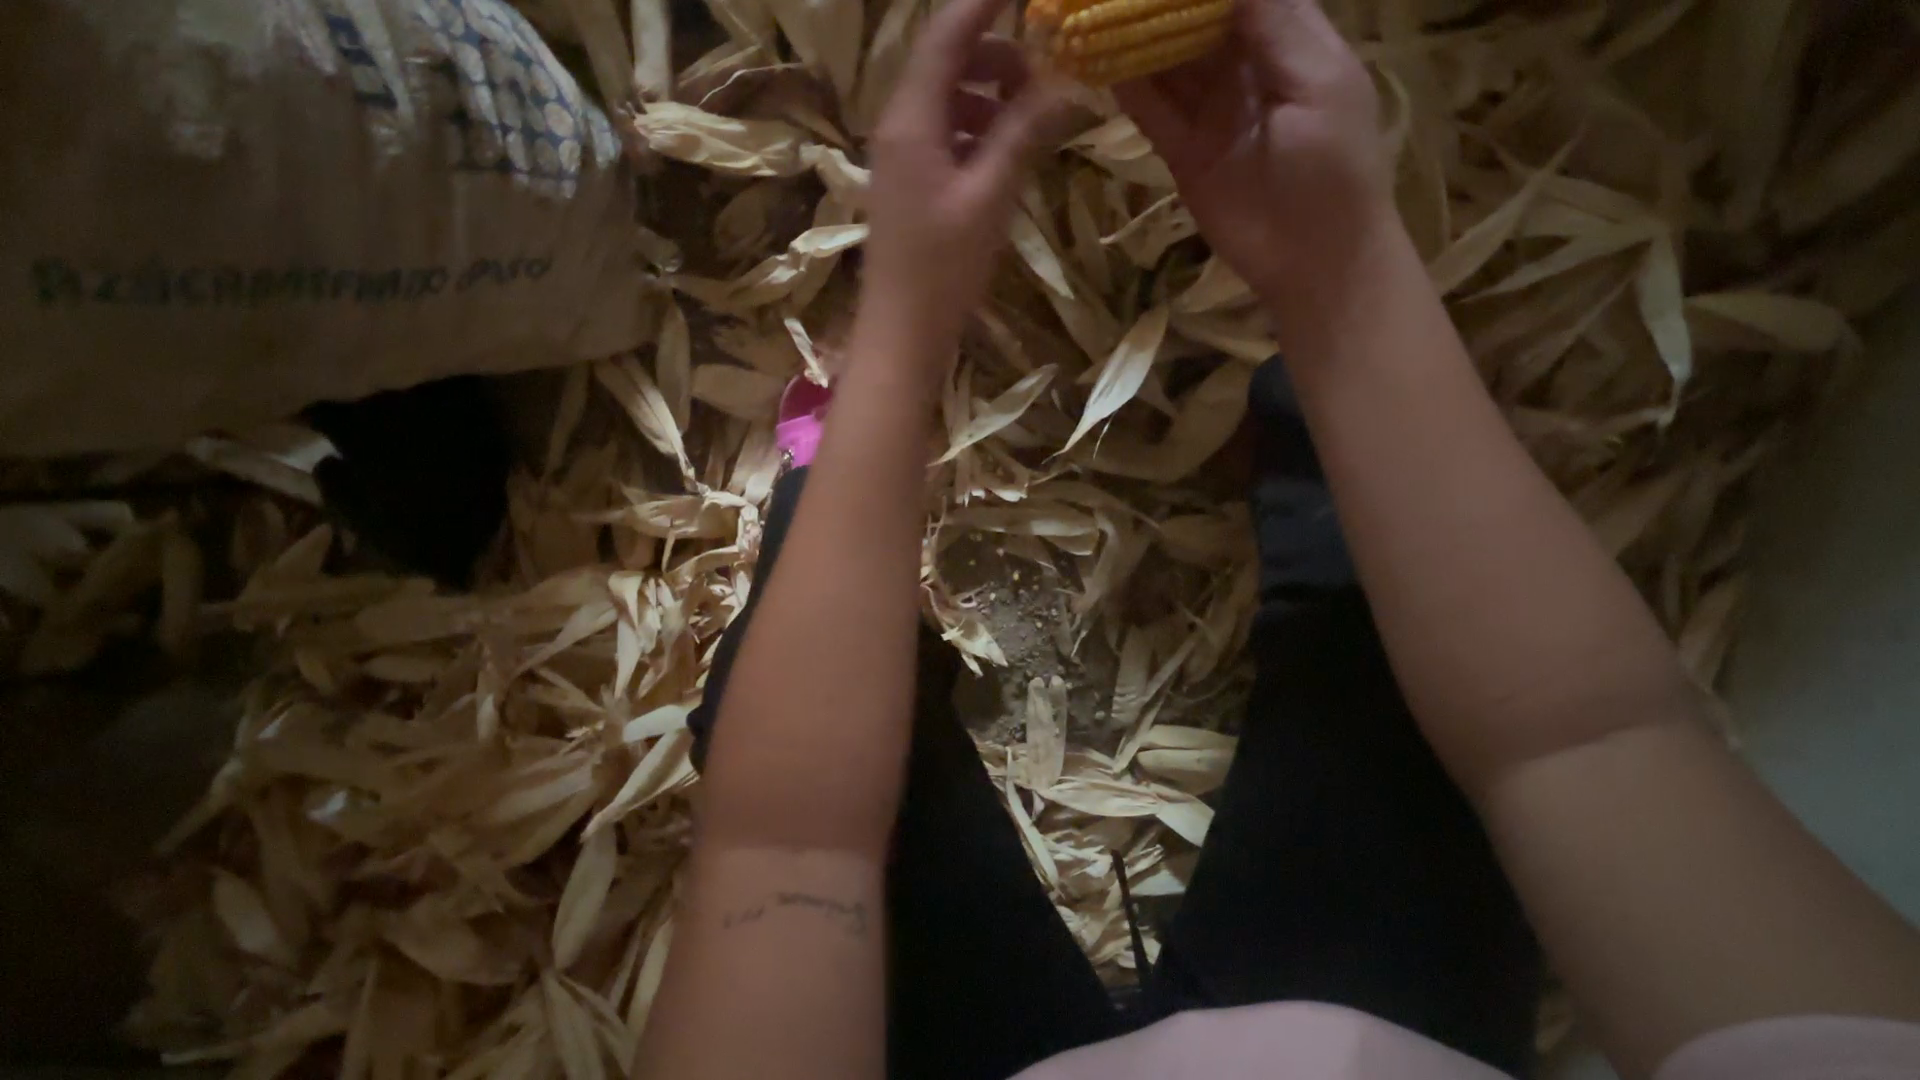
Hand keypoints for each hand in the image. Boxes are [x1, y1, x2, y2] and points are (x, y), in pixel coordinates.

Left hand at [857, 0, 1065, 362]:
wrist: (902, 331)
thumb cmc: (943, 267)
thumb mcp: (990, 196)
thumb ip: (1023, 133)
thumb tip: (1066, 83)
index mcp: (911, 119)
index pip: (947, 33)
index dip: (984, 1)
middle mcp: (899, 126)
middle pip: (945, 61)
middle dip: (995, 54)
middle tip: (1043, 72)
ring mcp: (901, 156)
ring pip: (946, 99)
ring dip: (988, 95)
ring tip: (1030, 117)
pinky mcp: (910, 182)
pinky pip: (943, 133)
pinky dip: (976, 129)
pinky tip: (1005, 153)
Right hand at [1115, 0, 1391, 309]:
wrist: (1313, 262)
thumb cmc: (1332, 169)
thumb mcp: (1318, 83)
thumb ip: (1274, 22)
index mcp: (1291, 41)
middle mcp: (1246, 69)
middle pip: (1198, 20)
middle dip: (1163, 2)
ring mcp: (1212, 113)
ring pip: (1169, 62)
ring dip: (1137, 34)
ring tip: (1096, 9)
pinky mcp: (1184, 153)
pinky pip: (1152, 111)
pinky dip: (1128, 87)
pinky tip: (1097, 58)